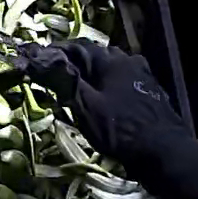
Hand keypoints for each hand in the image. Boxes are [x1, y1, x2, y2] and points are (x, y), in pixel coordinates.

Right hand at [20, 40, 188, 173]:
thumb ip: (63, 79)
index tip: (33, 63)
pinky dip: (101, 88)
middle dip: (69, 65)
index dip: (51, 53)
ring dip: (86, 77)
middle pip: (90, 56)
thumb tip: (37, 56)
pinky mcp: (146, 91)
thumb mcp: (85, 105)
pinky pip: (116, 83)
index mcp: (109, 58)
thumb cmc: (119, 128)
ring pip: (105, 70)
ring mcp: (139, 74)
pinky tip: (96, 102)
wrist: (164, 152)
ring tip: (70, 92)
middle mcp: (126, 59)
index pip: (73, 46)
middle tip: (49, 79)